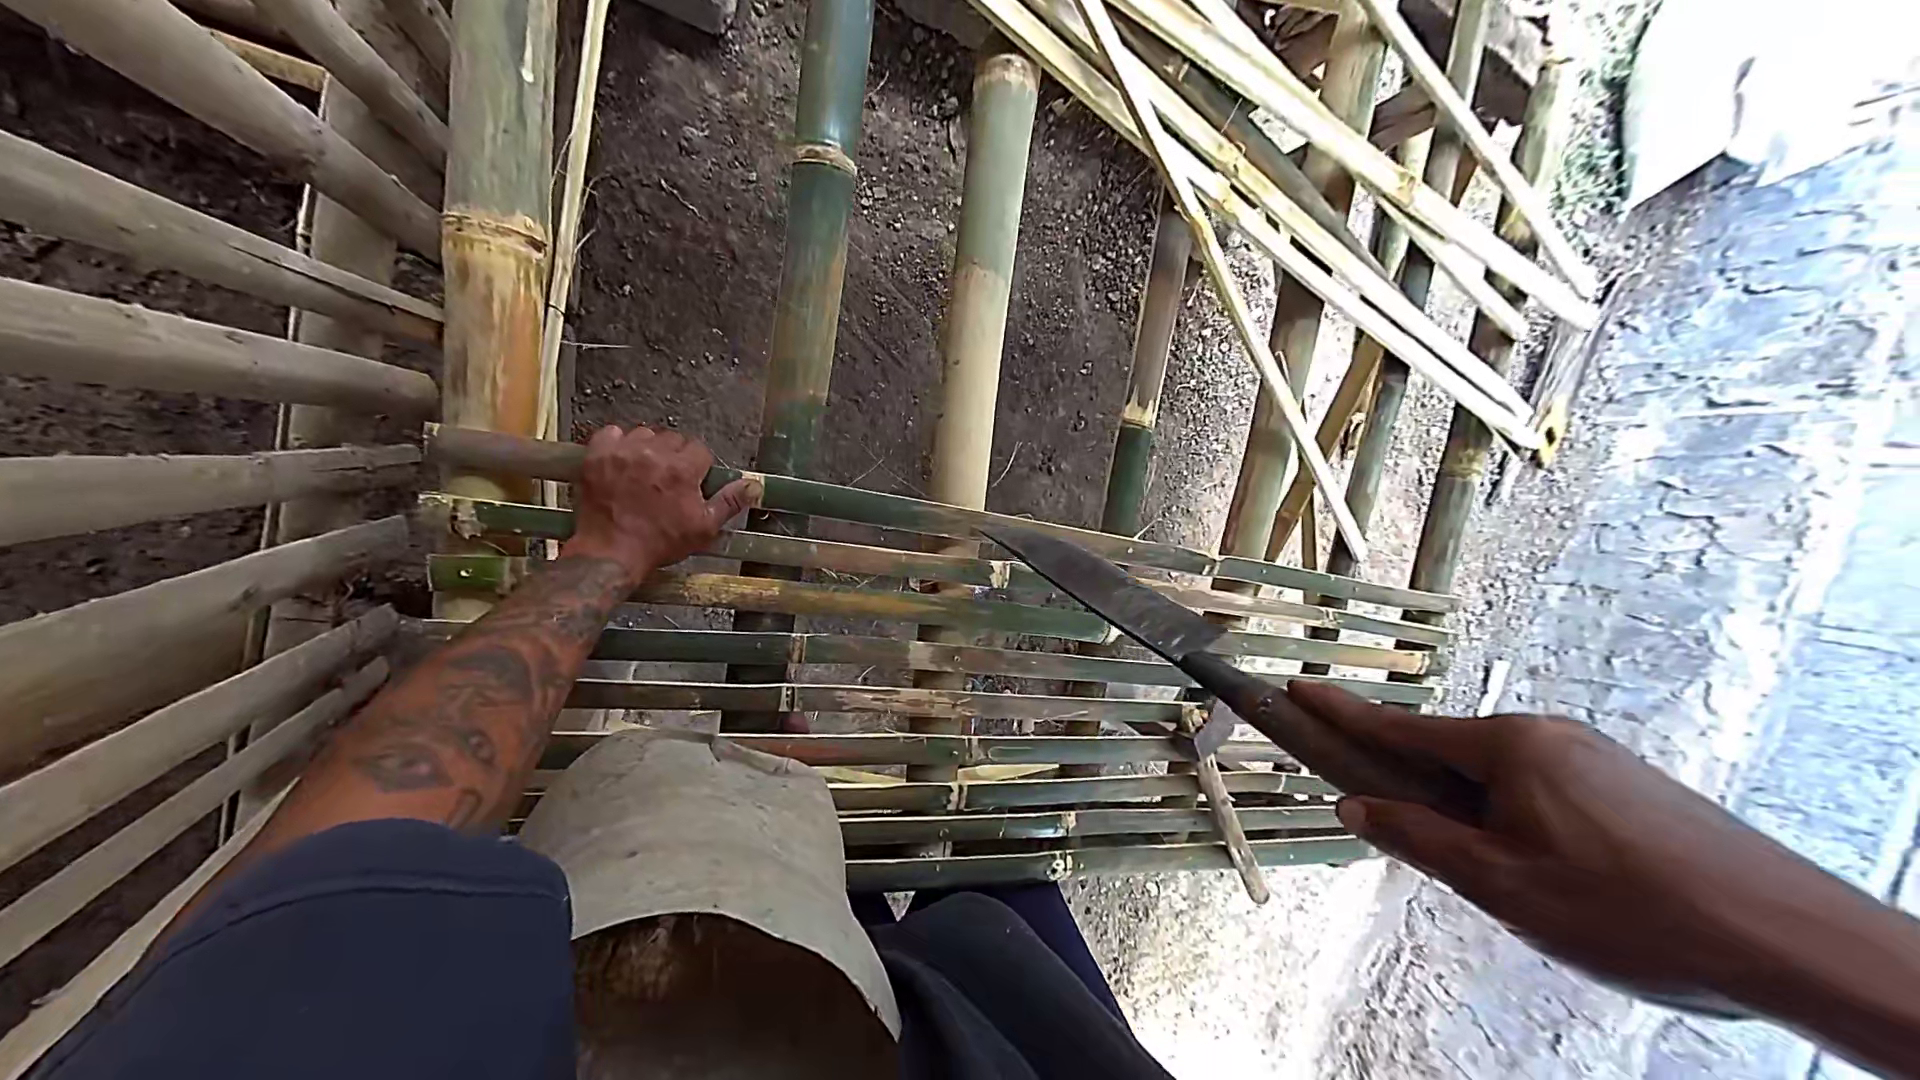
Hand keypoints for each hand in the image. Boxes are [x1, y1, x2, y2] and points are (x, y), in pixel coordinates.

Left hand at [564, 425, 759, 579]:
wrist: (612, 552)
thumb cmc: (660, 542)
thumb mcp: (704, 527)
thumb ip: (730, 502)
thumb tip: (754, 485)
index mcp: (683, 470)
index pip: (699, 449)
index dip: (698, 465)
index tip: (692, 479)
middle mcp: (653, 454)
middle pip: (672, 438)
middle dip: (674, 455)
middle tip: (669, 478)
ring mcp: (623, 453)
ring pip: (644, 434)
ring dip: (648, 448)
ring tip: (645, 469)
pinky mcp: (597, 456)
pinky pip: (610, 433)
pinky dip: (618, 443)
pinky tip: (622, 461)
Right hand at [1287, 682, 1915, 1018]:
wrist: (1810, 948)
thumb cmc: (1637, 912)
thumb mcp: (1501, 884)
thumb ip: (1416, 837)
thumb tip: (1354, 808)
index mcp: (1507, 746)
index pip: (1396, 725)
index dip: (1338, 711)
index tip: (1297, 688)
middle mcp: (1544, 734)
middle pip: (1447, 754)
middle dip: (1425, 794)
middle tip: (1436, 848)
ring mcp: (1589, 754)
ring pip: (1495, 776)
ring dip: (1477, 816)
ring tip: (1513, 880)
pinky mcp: (1624, 780)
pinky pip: (1538, 786)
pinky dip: (1518, 818)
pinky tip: (1556, 872)